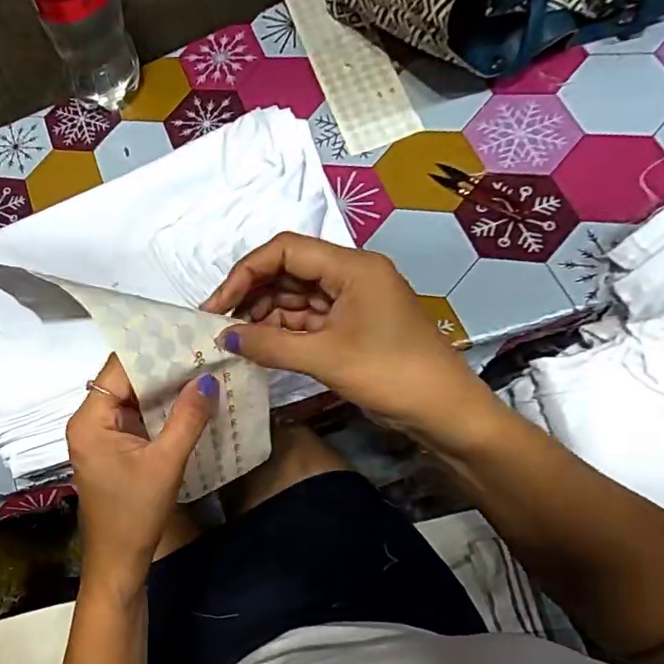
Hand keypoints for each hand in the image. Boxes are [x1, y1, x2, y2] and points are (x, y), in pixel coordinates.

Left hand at [65, 355, 212, 576]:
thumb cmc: (135, 515)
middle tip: (201, 349)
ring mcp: (100, 435)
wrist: (118, 561)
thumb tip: (207, 379)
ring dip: (164, 388)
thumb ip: (186, 419)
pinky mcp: (113, 448)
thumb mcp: (166, 464)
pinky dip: (160, 409)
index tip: (186, 336)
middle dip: (163, 367)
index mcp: (90, 420)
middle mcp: (88, 421)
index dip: (152, 351)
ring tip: (202, 368)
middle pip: (124, 380)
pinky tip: (189, 399)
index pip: (118, 369)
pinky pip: (136, 417)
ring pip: (133, 398)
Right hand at [201, 231, 492, 437]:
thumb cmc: (391, 374)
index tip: (218, 306)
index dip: (245, 273)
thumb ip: (270, 344)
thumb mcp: (325, 358)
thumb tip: (224, 336)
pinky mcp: (349, 326)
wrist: (445, 412)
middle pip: (287, 271)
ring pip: (293, 297)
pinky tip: (257, 346)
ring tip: (233, 340)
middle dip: (250, 295)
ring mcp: (350, 301)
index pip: (285, 250)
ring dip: (262, 316)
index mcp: (352, 267)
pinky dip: (280, 332)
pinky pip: (305, 320)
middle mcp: (350, 275)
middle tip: (218, 326)